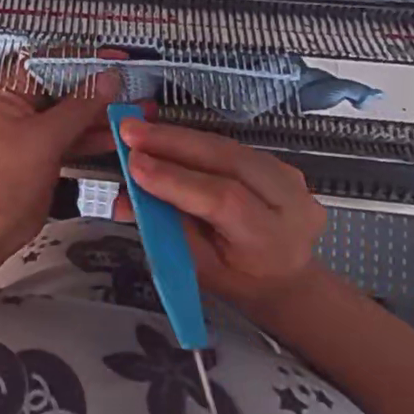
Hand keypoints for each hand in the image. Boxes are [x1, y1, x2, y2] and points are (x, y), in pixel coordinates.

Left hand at [0, 60, 120, 263]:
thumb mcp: (43, 138)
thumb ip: (79, 107)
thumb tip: (107, 79)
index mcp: (9, 90)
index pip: (52, 62)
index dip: (85, 59)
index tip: (115, 60)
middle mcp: (21, 105)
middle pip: (66, 87)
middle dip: (100, 89)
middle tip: (132, 88)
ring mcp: (34, 130)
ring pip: (74, 113)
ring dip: (102, 114)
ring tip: (134, 111)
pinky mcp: (46, 152)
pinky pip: (74, 136)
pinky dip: (95, 136)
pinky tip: (118, 136)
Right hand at [115, 118, 325, 305]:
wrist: (286, 279)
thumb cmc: (238, 281)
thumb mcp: (199, 268)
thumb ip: (167, 228)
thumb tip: (124, 197)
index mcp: (270, 240)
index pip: (224, 200)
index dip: (176, 179)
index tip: (134, 163)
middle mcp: (289, 203)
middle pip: (229, 160)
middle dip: (174, 144)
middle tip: (130, 131)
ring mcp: (290, 178)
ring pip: (228, 147)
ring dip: (180, 138)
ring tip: (141, 131)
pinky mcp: (281, 164)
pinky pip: (231, 147)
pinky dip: (196, 142)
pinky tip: (166, 137)